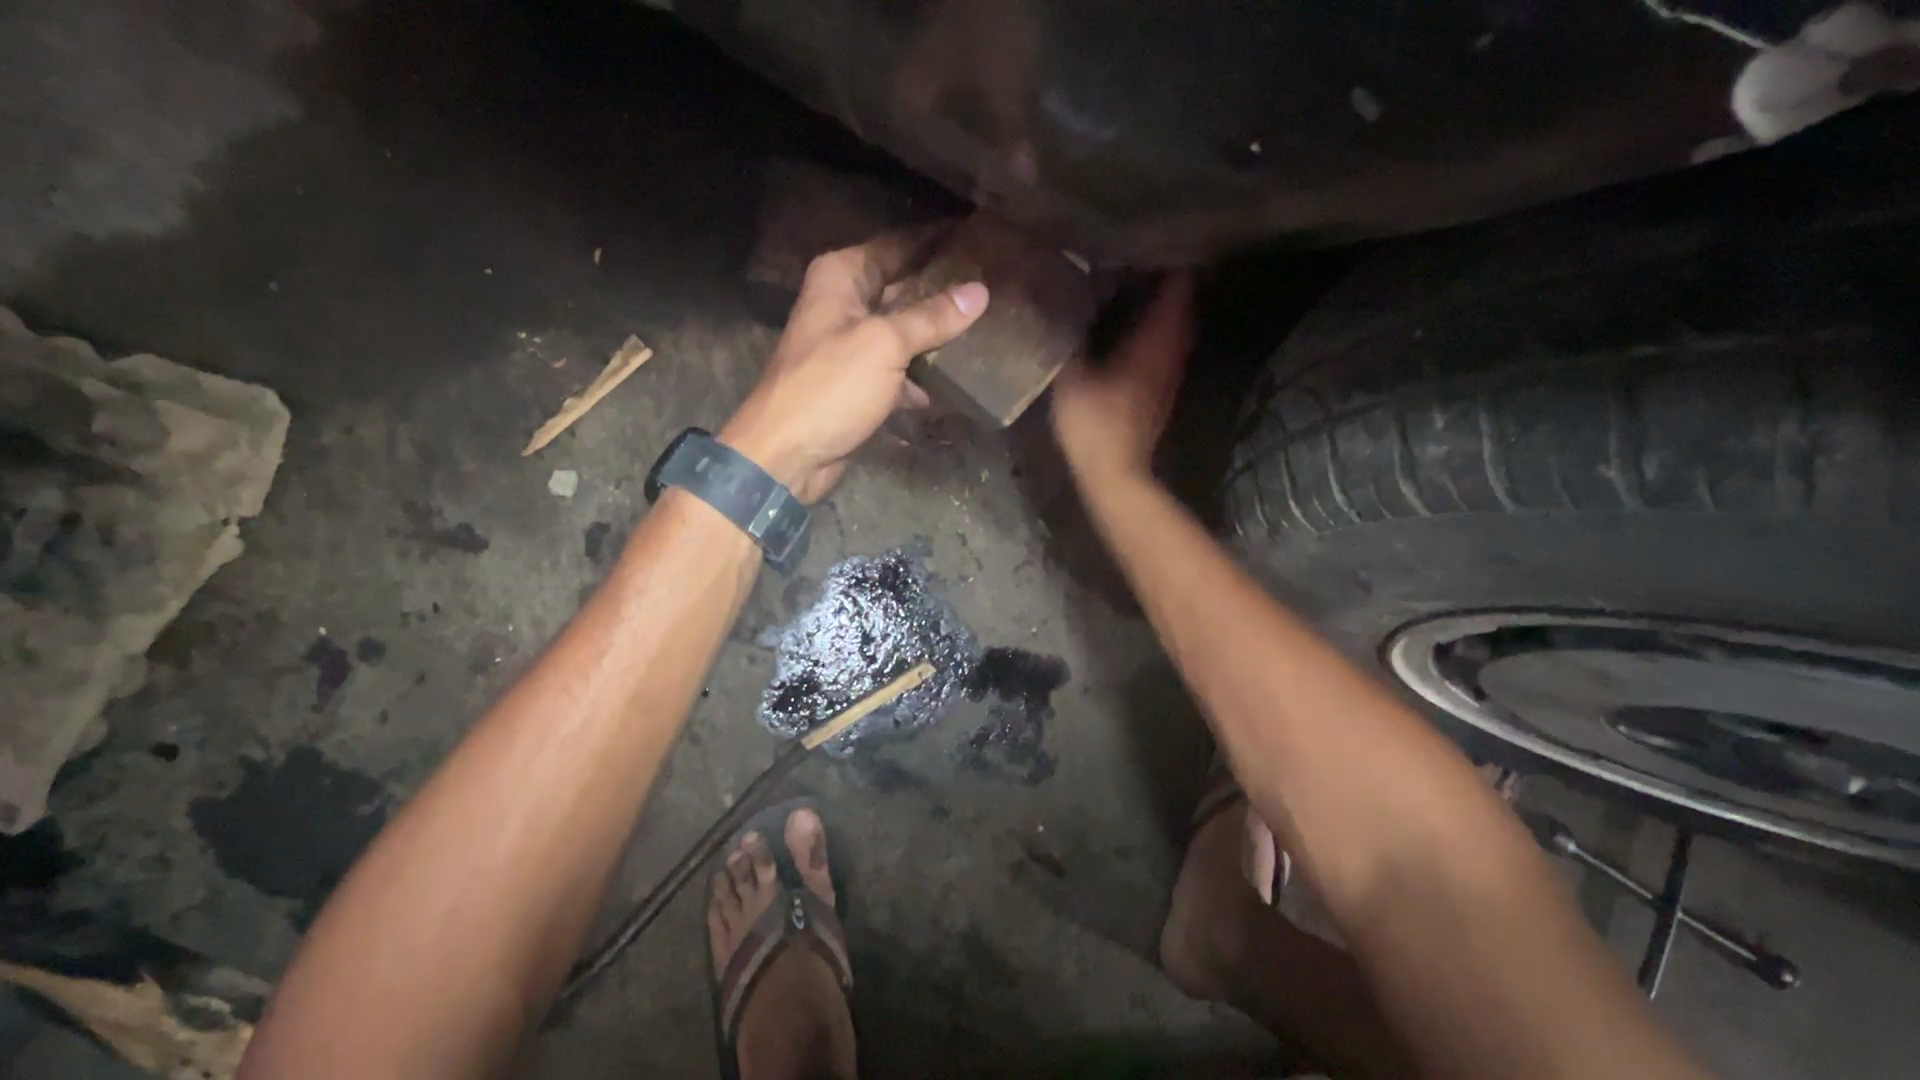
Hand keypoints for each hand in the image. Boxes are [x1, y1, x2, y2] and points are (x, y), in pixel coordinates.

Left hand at [719, 228, 988, 502]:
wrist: (785, 455)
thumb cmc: (829, 387)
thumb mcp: (885, 344)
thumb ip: (932, 317)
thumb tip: (979, 291)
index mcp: (842, 277)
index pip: (897, 245)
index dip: (935, 240)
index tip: (978, 237)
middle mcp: (842, 303)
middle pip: (901, 286)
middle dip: (941, 287)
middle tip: (992, 283)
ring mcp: (849, 345)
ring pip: (901, 329)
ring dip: (935, 333)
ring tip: (985, 326)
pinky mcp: (856, 384)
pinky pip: (897, 368)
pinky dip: (920, 375)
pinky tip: (953, 382)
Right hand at [1051, 272, 1192, 482]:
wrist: (1115, 473)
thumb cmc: (1094, 421)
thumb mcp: (1071, 374)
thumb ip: (1067, 335)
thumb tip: (1057, 301)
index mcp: (1156, 340)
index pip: (1178, 287)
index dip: (1171, 261)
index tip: (1154, 239)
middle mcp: (1173, 351)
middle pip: (1181, 305)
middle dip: (1166, 280)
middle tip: (1140, 258)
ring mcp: (1171, 374)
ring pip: (1177, 328)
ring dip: (1163, 307)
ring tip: (1135, 286)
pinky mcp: (1162, 391)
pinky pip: (1166, 347)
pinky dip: (1156, 331)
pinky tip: (1132, 328)